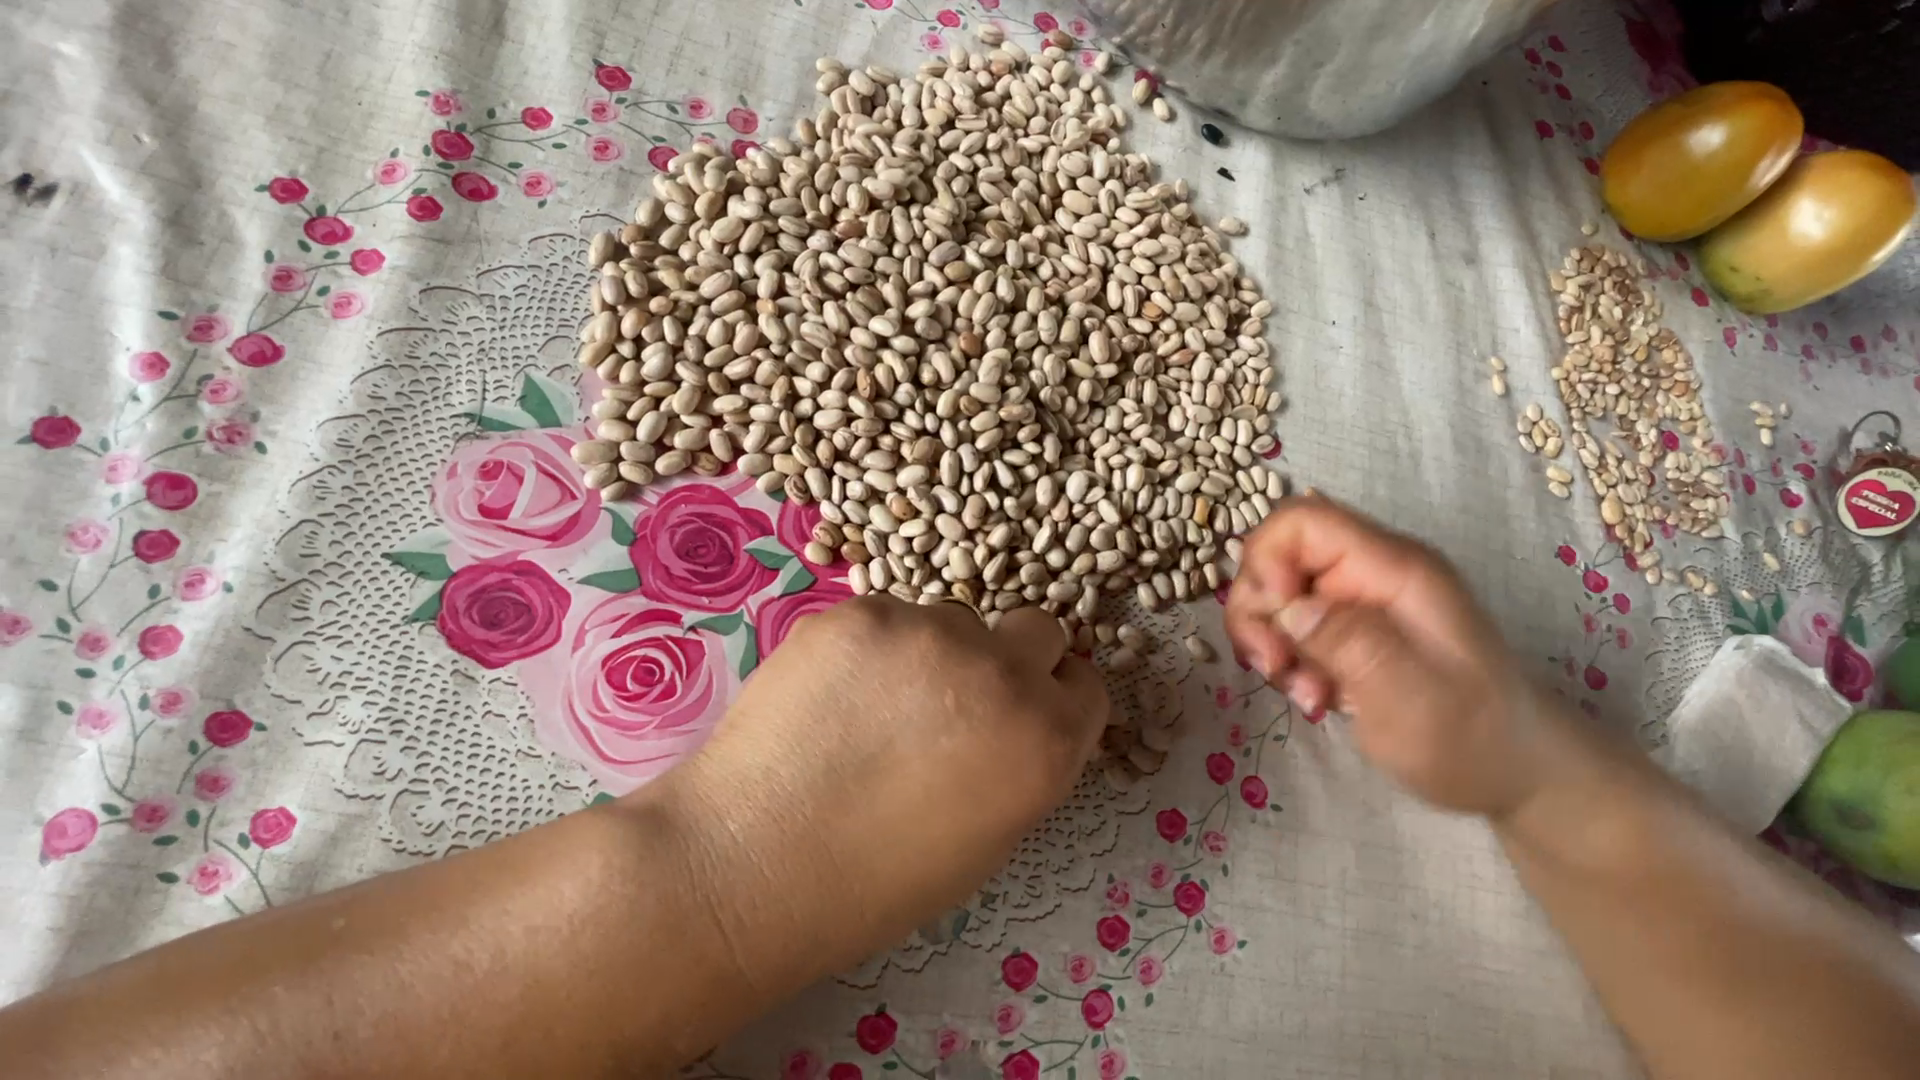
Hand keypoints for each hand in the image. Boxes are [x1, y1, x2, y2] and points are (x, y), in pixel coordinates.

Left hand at [641, 598, 1109, 986]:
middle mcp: (1001, 672)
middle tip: (960, 697)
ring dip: (937, 652)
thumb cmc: (876, 883)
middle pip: (1037, 629)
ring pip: (954, 620)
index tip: (1028, 709)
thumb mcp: (988, 839)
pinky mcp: (861, 611)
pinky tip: (834, 693)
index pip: (1084, 684)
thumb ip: (1024, 764)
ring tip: (876, 705)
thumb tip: (1022, 720)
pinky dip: (876, 647)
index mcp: (1046, 739)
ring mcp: (928, 631)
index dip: (1056, 697)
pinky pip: (889, 617)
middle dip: (1014, 658)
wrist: (753, 865)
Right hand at [1223, 496, 1566, 818]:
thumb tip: (1287, 606)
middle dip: (1260, 612)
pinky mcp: (1347, 629)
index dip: (1268, 559)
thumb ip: (1350, 642)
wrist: (1512, 771)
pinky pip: (1289, 626)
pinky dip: (1285, 660)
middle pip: (1275, 557)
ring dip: (1269, 642)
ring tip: (1302, 692)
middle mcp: (1368, 573)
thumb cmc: (1470, 736)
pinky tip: (1313, 696)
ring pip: (1274, 595)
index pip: (1302, 521)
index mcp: (1393, 569)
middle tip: (1275, 668)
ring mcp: (1357, 601)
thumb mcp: (1411, 696)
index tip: (1276, 618)